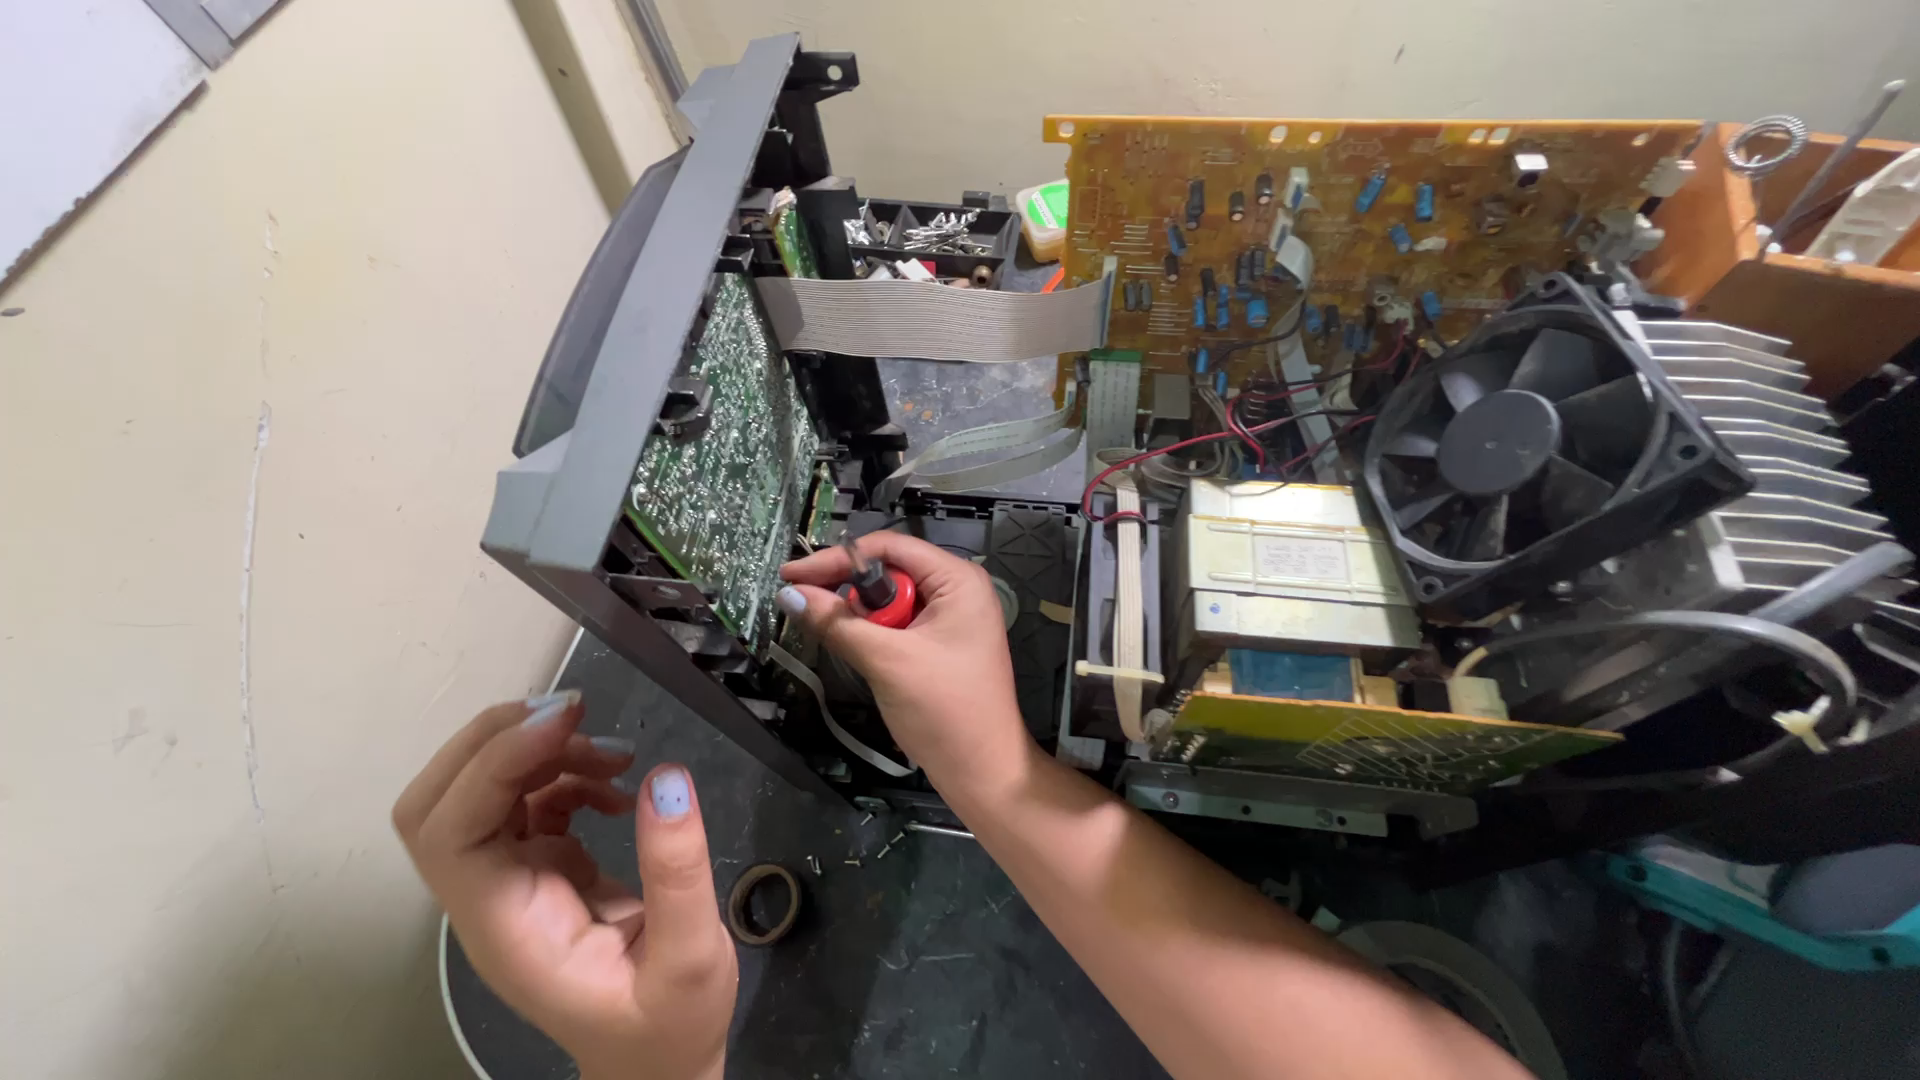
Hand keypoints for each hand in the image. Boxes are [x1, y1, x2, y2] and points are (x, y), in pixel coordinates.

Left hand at [393, 692, 737, 1079]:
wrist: (658, 1062)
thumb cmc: (670, 1024)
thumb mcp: (692, 957)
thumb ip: (677, 870)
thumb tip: (666, 776)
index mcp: (508, 928)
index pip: (452, 832)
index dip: (494, 763)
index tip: (569, 720)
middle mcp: (491, 898)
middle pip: (441, 802)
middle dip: (494, 740)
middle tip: (574, 711)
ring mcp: (512, 881)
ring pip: (483, 790)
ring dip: (543, 750)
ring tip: (621, 754)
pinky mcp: (541, 868)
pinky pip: (529, 799)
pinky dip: (568, 772)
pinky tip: (620, 785)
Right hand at [778, 533, 1030, 786]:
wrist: (983, 771)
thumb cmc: (945, 710)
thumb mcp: (887, 661)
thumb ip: (837, 623)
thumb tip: (789, 593)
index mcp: (958, 579)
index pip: (889, 546)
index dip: (837, 558)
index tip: (791, 574)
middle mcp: (957, 590)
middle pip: (888, 570)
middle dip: (849, 588)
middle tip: (806, 606)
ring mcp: (951, 618)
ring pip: (890, 600)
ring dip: (861, 616)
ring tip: (843, 639)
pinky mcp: (941, 644)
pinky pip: (898, 625)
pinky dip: (874, 634)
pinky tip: (858, 649)